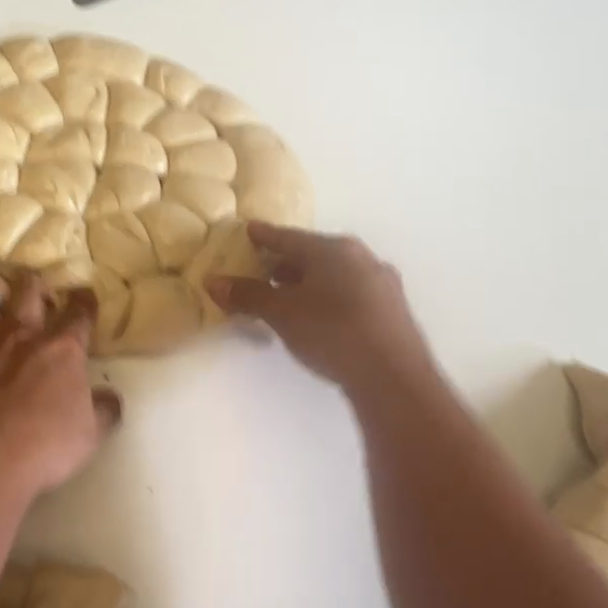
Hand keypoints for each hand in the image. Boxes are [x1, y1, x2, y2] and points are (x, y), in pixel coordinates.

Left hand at [0, 271, 121, 498]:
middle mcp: (20, 330)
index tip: (83, 300)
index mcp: (61, 348)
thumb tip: (110, 397)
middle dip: (35, 284)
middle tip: (35, 295)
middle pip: (29, 287)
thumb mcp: (89, 436)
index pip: (79, 311)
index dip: (83, 302)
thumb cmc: (40, 449)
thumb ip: (103, 410)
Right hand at [205, 223, 436, 391]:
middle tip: (259, 270)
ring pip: (333, 274)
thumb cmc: (331, 332)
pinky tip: (317, 316)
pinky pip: (349, 293)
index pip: (287, 237)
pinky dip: (327, 297)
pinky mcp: (391, 309)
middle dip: (284, 262)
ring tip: (284, 297)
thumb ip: (247, 295)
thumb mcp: (281, 313)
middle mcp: (360, 257)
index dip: (263, 236)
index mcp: (332, 249)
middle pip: (312, 254)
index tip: (247, 231)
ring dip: (307, 282)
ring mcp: (381, 283)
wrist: (393, 376)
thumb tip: (213, 281)